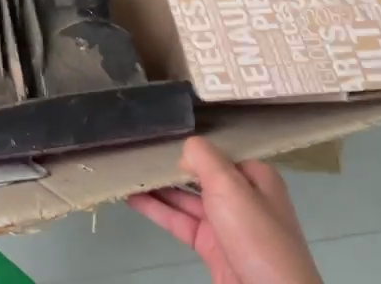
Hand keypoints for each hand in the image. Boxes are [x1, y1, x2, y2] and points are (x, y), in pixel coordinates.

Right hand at [127, 137, 321, 283]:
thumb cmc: (256, 236)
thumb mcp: (230, 185)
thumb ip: (203, 157)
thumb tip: (183, 152)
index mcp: (256, 179)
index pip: (218, 152)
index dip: (189, 143)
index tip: (157, 132)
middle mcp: (243, 199)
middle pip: (199, 174)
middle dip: (169, 164)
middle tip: (132, 148)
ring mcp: (226, 225)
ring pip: (185, 198)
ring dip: (157, 186)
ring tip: (124, 169)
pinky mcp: (211, 248)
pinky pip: (179, 221)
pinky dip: (156, 209)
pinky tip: (130, 197)